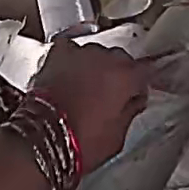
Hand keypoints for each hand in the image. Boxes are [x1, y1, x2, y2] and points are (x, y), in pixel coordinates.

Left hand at [30, 38, 149, 172]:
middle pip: (119, 59)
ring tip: (86, 87)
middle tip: (111, 94)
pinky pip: (70, 49)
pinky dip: (71, 58)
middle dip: (118, 74)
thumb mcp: (117, 135)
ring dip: (94, 66)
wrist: (43, 137)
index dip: (142, 83)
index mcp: (126, 77)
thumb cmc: (80, 140)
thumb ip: (130, 111)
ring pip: (95, 53)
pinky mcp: (56, 54)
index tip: (138, 91)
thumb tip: (134, 102)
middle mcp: (105, 58)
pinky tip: (69, 72)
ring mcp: (80, 54)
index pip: (145, 70)